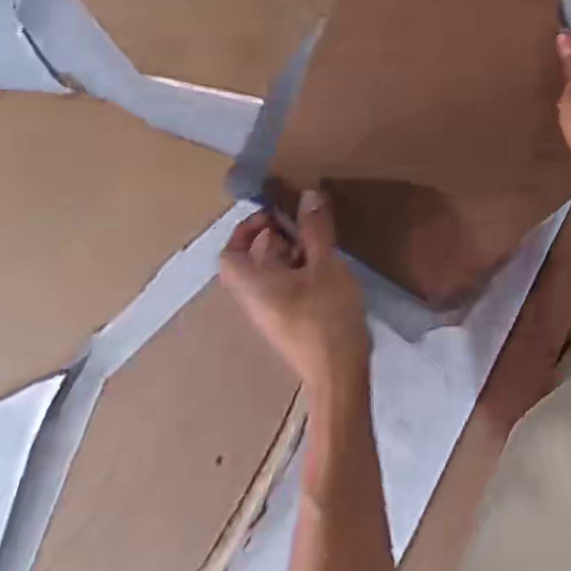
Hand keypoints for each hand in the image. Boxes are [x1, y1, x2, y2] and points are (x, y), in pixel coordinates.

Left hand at [219, 190, 370, 397]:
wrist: (339, 375)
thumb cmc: (326, 316)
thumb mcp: (326, 265)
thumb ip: (315, 229)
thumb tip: (307, 195)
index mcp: (254, 283)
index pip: (230, 254)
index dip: (246, 230)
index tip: (273, 216)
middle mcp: (256, 300)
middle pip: (254, 260)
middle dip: (277, 237)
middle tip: (305, 224)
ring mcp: (273, 314)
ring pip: (273, 274)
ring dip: (293, 253)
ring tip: (322, 243)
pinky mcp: (291, 324)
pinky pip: (287, 288)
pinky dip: (301, 272)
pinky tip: (328, 269)